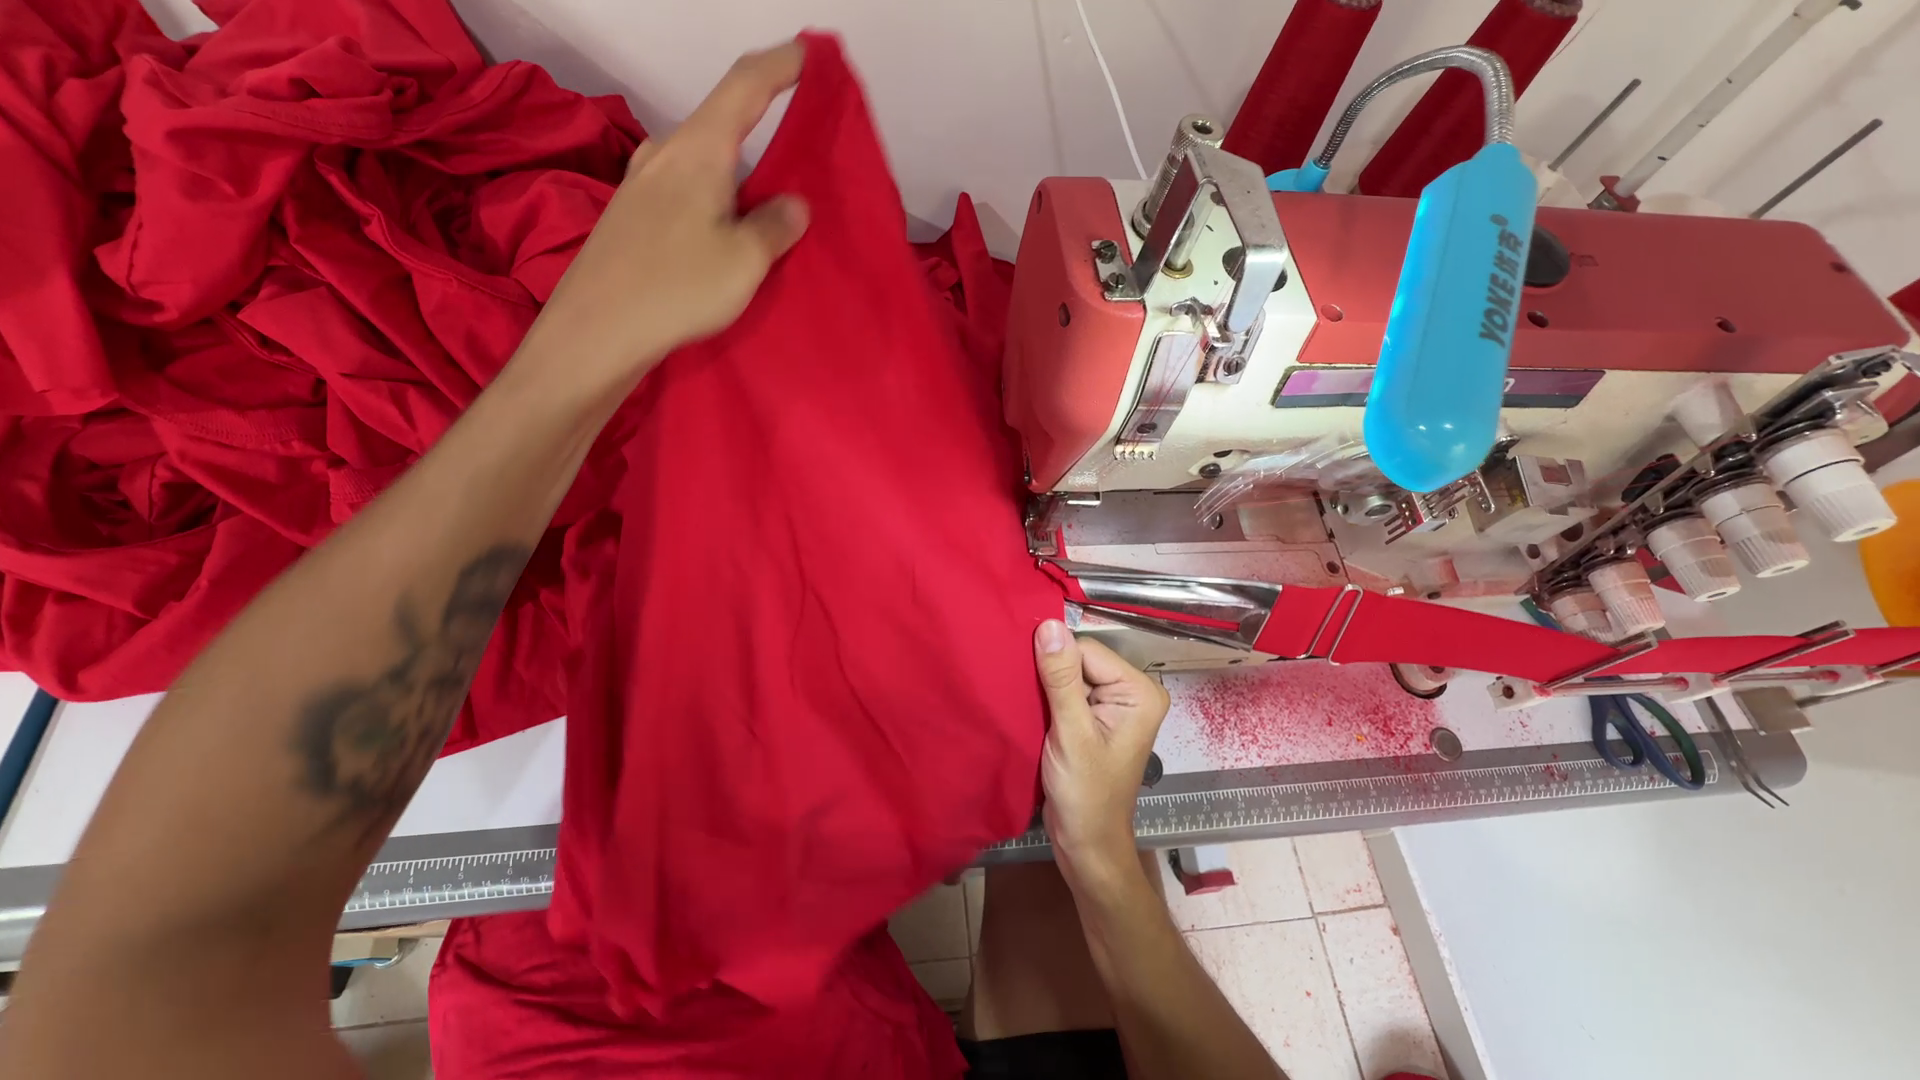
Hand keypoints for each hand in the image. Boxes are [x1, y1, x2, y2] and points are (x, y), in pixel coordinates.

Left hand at [514, 42, 811, 396]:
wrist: (595, 332)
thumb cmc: (674, 287)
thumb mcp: (745, 259)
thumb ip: (776, 225)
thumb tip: (791, 205)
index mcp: (698, 148)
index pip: (747, 84)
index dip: (783, 65)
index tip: (812, 56)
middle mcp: (665, 153)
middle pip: (724, 123)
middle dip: (766, 128)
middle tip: (805, 151)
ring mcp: (643, 184)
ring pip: (706, 163)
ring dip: (741, 174)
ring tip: (773, 206)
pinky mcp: (633, 216)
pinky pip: (689, 191)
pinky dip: (719, 199)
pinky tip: (730, 234)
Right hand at [1033, 620, 1170, 895]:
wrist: (1086, 843)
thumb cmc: (1085, 794)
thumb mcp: (1070, 733)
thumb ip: (1060, 679)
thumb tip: (1048, 625)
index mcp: (1140, 692)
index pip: (1086, 651)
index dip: (1055, 664)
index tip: (1030, 686)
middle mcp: (1133, 692)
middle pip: (1079, 660)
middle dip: (1051, 676)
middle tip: (1028, 700)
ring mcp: (1115, 706)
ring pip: (1070, 676)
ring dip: (1046, 689)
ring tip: (1028, 708)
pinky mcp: (1096, 719)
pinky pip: (1068, 693)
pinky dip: (1048, 702)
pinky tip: (1035, 714)